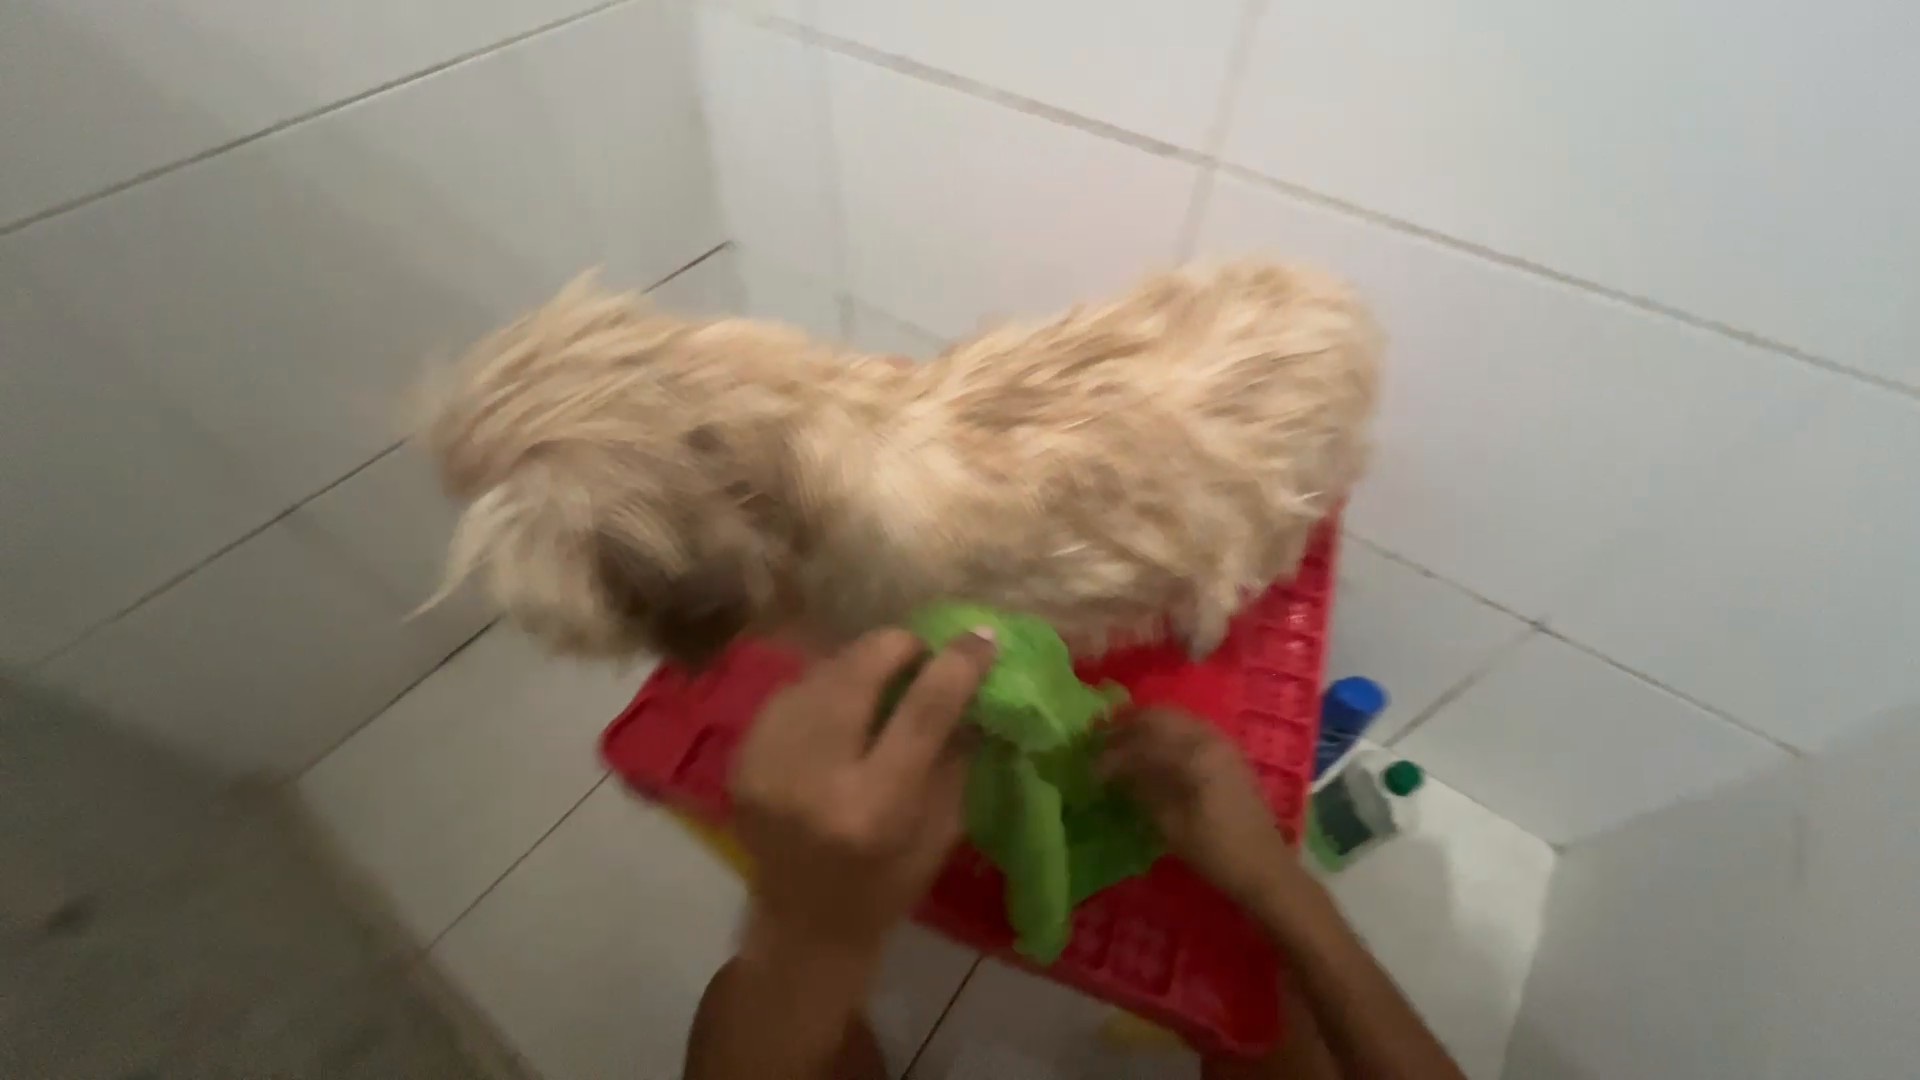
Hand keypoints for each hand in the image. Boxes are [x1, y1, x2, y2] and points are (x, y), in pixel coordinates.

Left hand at [730, 627, 996, 960]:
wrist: (802, 924)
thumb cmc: (887, 883)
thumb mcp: (941, 827)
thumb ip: (956, 750)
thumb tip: (970, 681)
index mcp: (874, 807)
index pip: (922, 711)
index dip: (957, 664)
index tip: (981, 636)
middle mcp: (813, 776)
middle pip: (859, 669)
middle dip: (900, 646)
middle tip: (922, 653)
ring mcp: (767, 760)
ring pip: (824, 669)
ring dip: (862, 663)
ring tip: (882, 678)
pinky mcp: (741, 753)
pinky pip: (795, 688)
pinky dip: (827, 685)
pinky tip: (842, 705)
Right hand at [1097, 707, 1296, 907]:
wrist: (1265, 869)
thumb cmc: (1215, 851)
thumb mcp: (1169, 823)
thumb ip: (1140, 788)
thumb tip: (1113, 771)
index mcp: (1193, 754)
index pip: (1141, 742)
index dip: (1111, 755)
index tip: (1091, 770)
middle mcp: (1207, 737)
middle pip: (1157, 716)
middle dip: (1125, 728)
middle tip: (1103, 744)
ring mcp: (1221, 741)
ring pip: (1173, 717)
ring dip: (1144, 726)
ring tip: (1123, 744)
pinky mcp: (1227, 751)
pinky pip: (1188, 726)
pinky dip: (1164, 731)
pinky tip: (1153, 750)